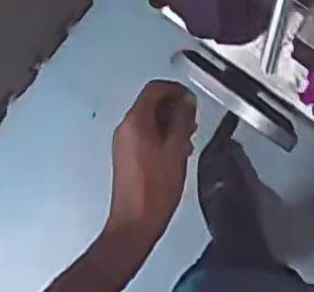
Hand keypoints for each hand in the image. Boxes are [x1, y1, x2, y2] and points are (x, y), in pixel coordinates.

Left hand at [105, 80, 197, 245]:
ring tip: (186, 138)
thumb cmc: (155, 188)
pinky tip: (175, 151)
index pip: (155, 88)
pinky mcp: (125, 155)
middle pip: (151, 102)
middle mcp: (125, 127)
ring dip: (169, 122)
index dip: (176, 89)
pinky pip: (144, 133)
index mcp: (135, 121)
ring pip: (149, 118)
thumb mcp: (176, 147)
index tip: (190, 99)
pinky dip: (161, 134)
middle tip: (191, 120)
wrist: (135, 224)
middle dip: (174, 107)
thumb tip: (187, 101)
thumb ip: (183, 118)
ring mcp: (123, 142)